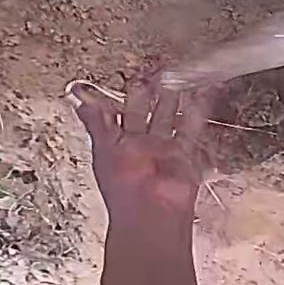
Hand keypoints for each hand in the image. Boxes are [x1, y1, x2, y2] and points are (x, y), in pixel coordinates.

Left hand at [68, 79, 211, 235]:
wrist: (151, 212)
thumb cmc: (123, 187)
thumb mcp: (103, 149)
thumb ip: (97, 123)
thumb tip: (80, 100)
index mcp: (119, 143)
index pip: (122, 113)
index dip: (127, 97)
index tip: (133, 76)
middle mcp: (143, 145)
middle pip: (148, 114)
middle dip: (153, 95)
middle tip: (157, 72)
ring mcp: (165, 149)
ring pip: (171, 119)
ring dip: (175, 101)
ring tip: (181, 79)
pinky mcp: (185, 155)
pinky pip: (192, 130)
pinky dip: (199, 112)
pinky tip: (203, 95)